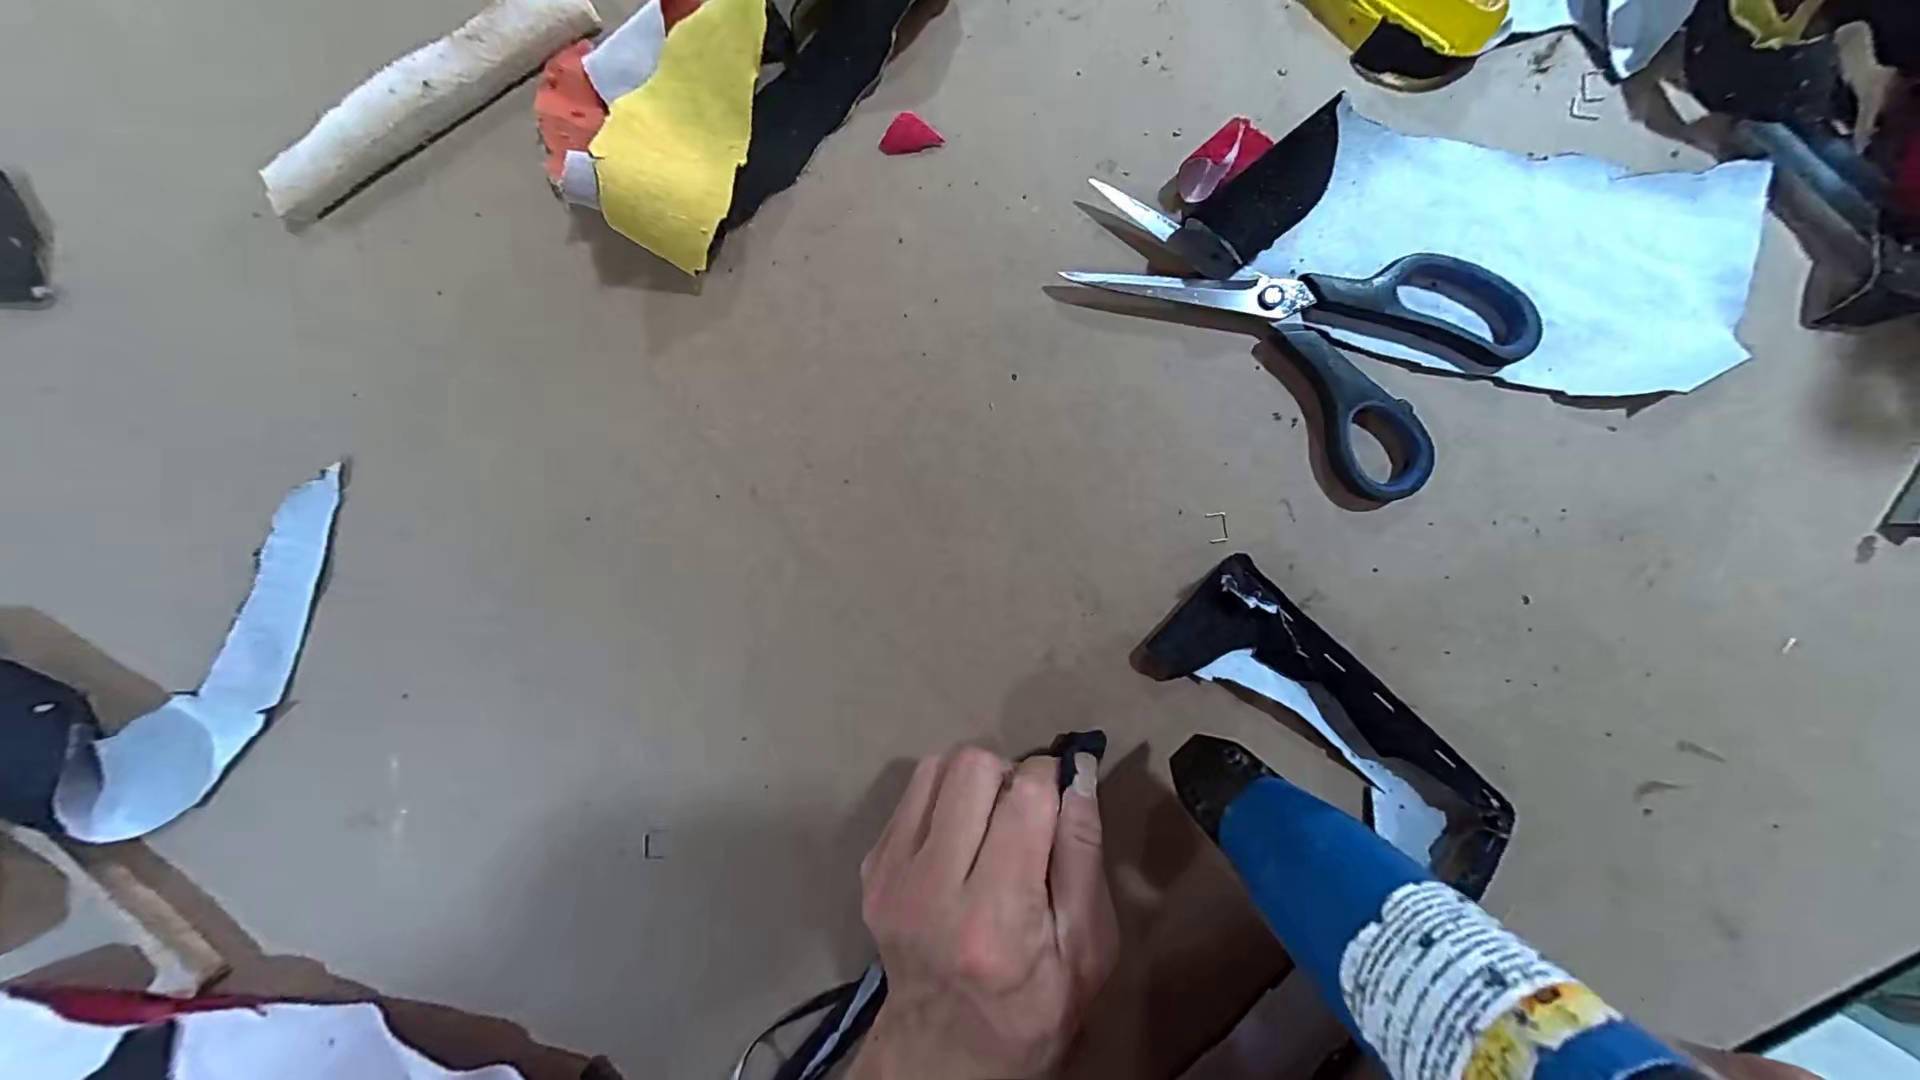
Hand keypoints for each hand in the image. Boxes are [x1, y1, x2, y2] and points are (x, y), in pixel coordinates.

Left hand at [849, 748, 1119, 1079]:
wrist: (940, 1058)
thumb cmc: (1031, 1009)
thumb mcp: (1087, 949)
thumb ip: (1084, 854)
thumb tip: (1078, 773)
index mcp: (996, 918)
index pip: (1026, 794)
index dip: (1052, 777)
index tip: (1060, 795)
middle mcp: (932, 889)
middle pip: (974, 766)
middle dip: (1009, 774)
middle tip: (1022, 814)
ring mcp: (891, 875)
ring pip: (937, 767)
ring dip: (972, 782)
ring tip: (987, 824)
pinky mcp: (871, 866)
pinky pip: (912, 791)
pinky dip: (942, 798)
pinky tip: (956, 840)